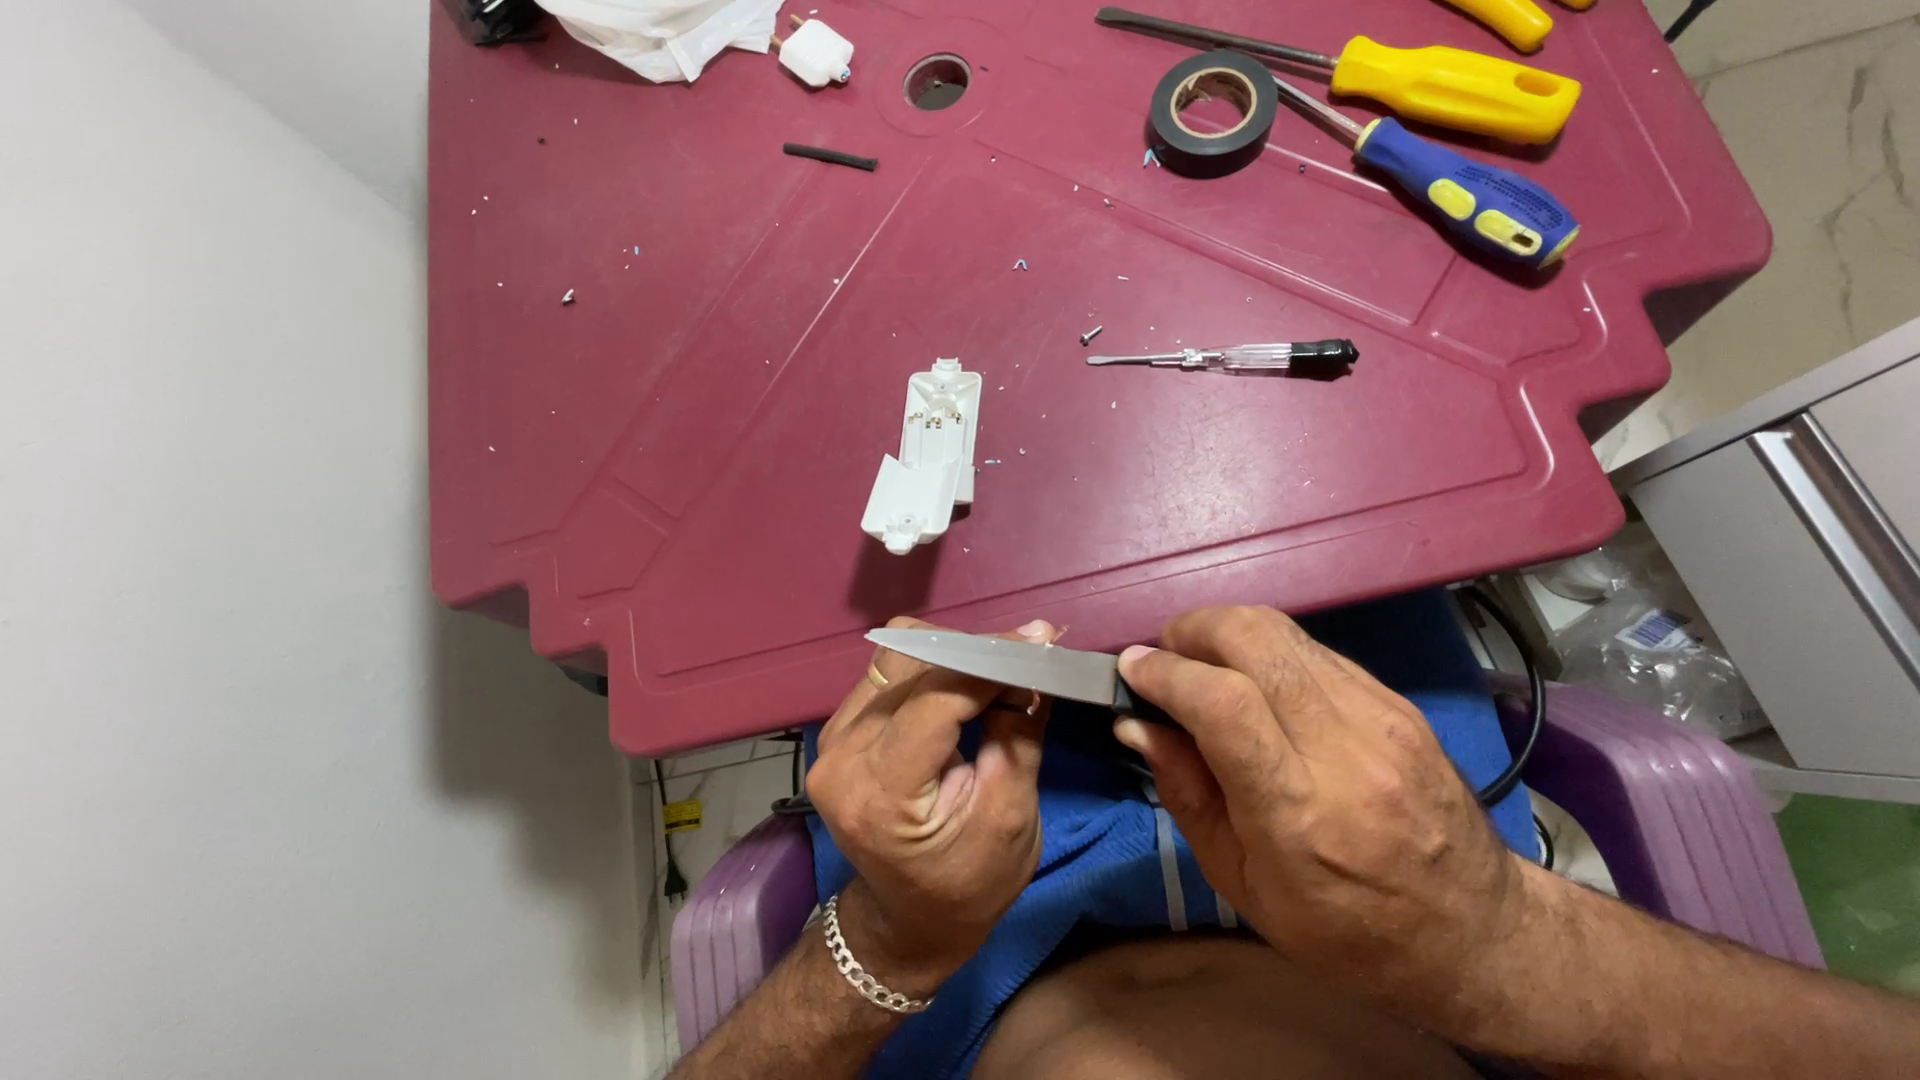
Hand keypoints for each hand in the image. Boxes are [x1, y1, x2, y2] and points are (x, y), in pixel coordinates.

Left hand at [806, 617, 1055, 995]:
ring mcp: (833, 739)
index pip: (934, 699)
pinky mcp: (840, 729)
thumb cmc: (969, 884)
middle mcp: (841, 756)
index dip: (990, 662)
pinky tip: (967, 686)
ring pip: (897, 656)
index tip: (1041, 641)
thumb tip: (1033, 662)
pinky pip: (890, 673)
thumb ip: (1019, 733)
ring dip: (954, 655)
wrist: (910, 920)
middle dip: (975, 653)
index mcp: (879, 793)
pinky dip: (934, 668)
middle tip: (1027, 657)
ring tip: (998, 673)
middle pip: (910, 663)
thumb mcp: (1012, 818)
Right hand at [1113, 606, 1529, 1030]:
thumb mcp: (1240, 882)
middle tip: (1165, 657)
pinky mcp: (1399, 703)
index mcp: (1297, 813)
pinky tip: (1254, 683)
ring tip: (1202, 665)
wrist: (1477, 933)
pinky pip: (1314, 651)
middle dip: (1193, 629)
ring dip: (1226, 632)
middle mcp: (1345, 750)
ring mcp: (1381, 717)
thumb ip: (1186, 792)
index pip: (1224, 703)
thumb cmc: (1344, 928)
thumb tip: (1136, 723)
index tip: (1131, 669)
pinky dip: (1267, 651)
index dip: (1166, 672)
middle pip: (1256, 639)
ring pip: (1285, 632)